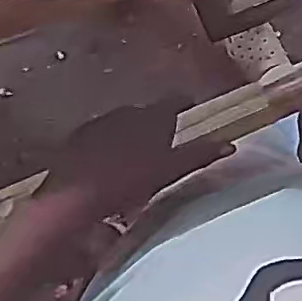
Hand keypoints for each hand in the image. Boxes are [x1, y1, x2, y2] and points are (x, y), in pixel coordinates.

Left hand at [35, 98, 230, 220]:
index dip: (184, 102)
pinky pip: (100, 137)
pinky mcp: (75, 141)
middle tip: (165, 143)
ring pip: (122, 124)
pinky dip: (109, 147)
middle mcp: (125, 113)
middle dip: (156, 124)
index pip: (174, 101)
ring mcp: (98, 125)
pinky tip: (110, 166)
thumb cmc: (129, 181)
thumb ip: (199, 155)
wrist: (72, 199)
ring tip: (138, 158)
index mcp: (152, 117)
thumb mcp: (171, 171)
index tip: (191, 104)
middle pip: (147, 113)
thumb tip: (229, 144)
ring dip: (132, 135)